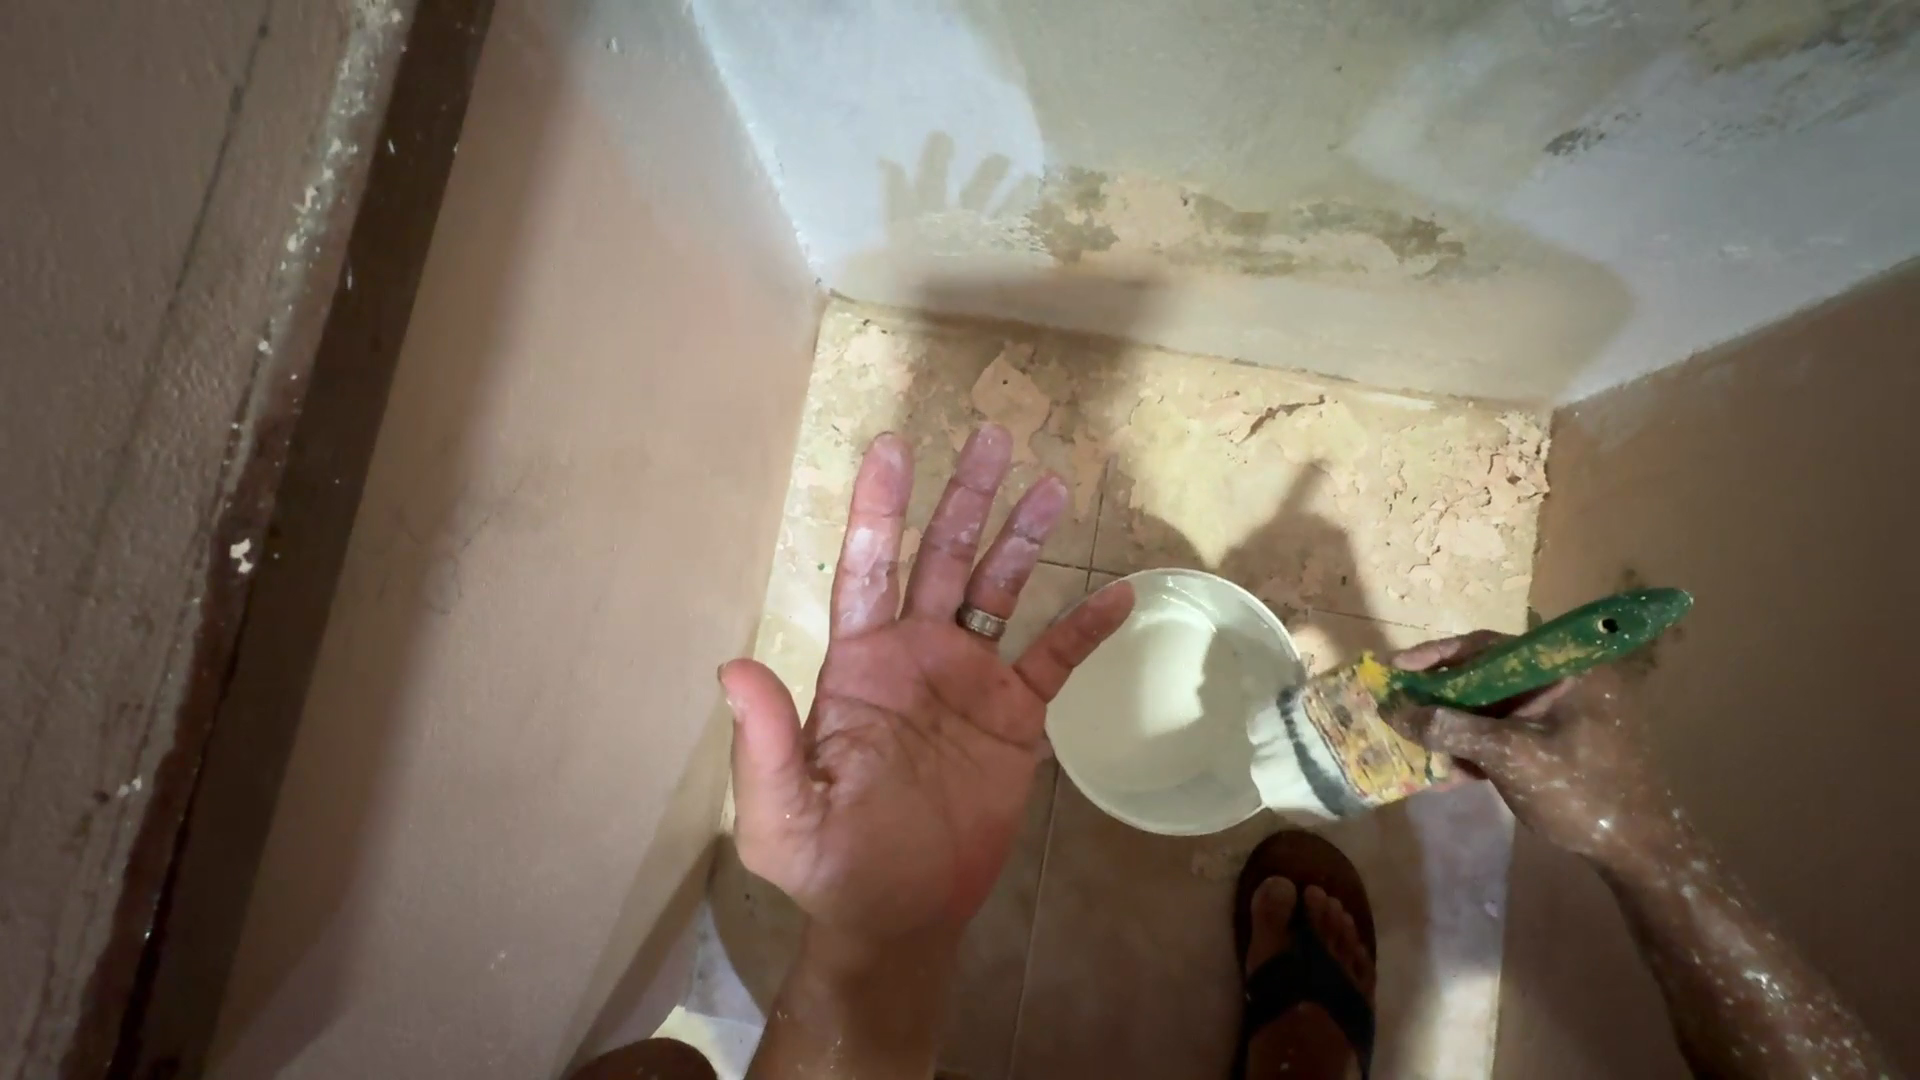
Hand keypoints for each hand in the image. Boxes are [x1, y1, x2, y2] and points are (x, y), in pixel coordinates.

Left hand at [721, 426, 1133, 947]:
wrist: (899, 910)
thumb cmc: (831, 861)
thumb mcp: (781, 810)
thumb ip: (765, 739)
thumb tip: (733, 667)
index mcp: (860, 661)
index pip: (868, 567)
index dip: (879, 507)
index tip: (892, 446)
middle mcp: (917, 652)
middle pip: (944, 557)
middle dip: (964, 496)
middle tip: (989, 436)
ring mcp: (970, 678)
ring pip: (1000, 590)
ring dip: (1023, 537)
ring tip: (1052, 484)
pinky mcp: (1015, 715)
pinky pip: (1055, 660)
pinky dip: (1084, 627)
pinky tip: (1117, 592)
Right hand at [1389, 632, 1674, 864]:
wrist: (1643, 857)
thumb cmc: (1582, 793)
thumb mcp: (1508, 755)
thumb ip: (1449, 728)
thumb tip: (1392, 710)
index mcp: (1566, 672)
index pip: (1489, 646)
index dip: (1437, 655)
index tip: (1397, 668)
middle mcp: (1564, 685)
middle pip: (1485, 677)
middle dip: (1440, 695)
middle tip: (1401, 704)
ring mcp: (1562, 716)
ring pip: (1490, 708)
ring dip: (1453, 725)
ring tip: (1416, 741)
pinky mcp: (1557, 744)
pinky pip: (1503, 733)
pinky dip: (1474, 746)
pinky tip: (1447, 771)